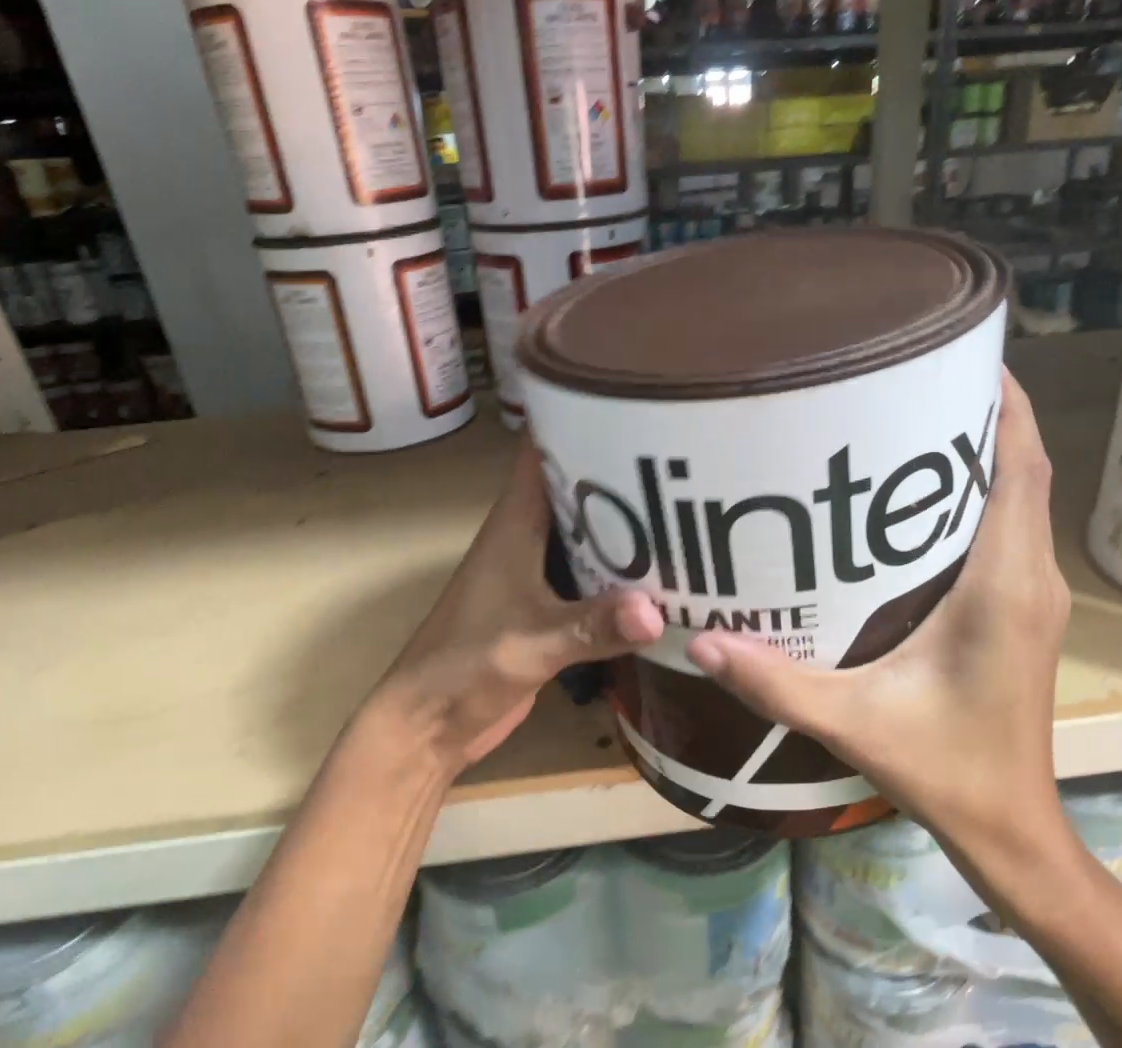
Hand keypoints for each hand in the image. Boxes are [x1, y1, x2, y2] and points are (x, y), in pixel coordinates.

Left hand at [366, 443, 664, 775]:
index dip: (580, 414)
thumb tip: (659, 610)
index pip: (543, 448)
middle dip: (624, 466)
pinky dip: (627, 568)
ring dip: (630, 519)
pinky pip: (595, 574)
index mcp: (514, 524)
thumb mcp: (529, 643)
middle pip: (578, 485)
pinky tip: (669, 569)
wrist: (429, 725)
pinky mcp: (551, 608)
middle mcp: (527, 537)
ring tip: (692, 501)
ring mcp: (539, 573)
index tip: (634, 395)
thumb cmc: (464, 667)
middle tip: (688, 452)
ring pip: (591, 530)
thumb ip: (591, 627)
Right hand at [683, 371, 1070, 840]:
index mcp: (1003, 585)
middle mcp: (1031, 577)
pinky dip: (979, 495)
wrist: (1009, 826)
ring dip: (980, 453)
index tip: (961, 350)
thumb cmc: (945, 769)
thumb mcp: (853, 722)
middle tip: (906, 378)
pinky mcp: (1024, 611)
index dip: (1002, 402)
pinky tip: (913, 501)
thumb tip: (698, 640)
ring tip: (906, 421)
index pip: (1021, 467)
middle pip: (1022, 468)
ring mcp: (1034, 595)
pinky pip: (1010, 529)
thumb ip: (776, 683)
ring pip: (1020, 498)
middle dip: (980, 412)